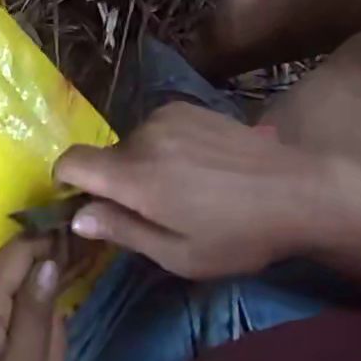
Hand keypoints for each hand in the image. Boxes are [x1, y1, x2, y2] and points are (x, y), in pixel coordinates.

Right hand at [53, 102, 333, 278]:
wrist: (295, 188)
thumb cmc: (238, 234)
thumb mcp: (179, 254)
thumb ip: (122, 231)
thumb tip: (76, 216)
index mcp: (136, 176)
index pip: (72, 161)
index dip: (65, 180)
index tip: (80, 200)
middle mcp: (143, 136)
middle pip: (106, 157)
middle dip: (116, 182)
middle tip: (156, 210)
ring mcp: (166, 115)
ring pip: (133, 143)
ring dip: (143, 164)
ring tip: (186, 188)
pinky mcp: (186, 106)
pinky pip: (156, 128)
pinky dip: (163, 146)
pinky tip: (199, 165)